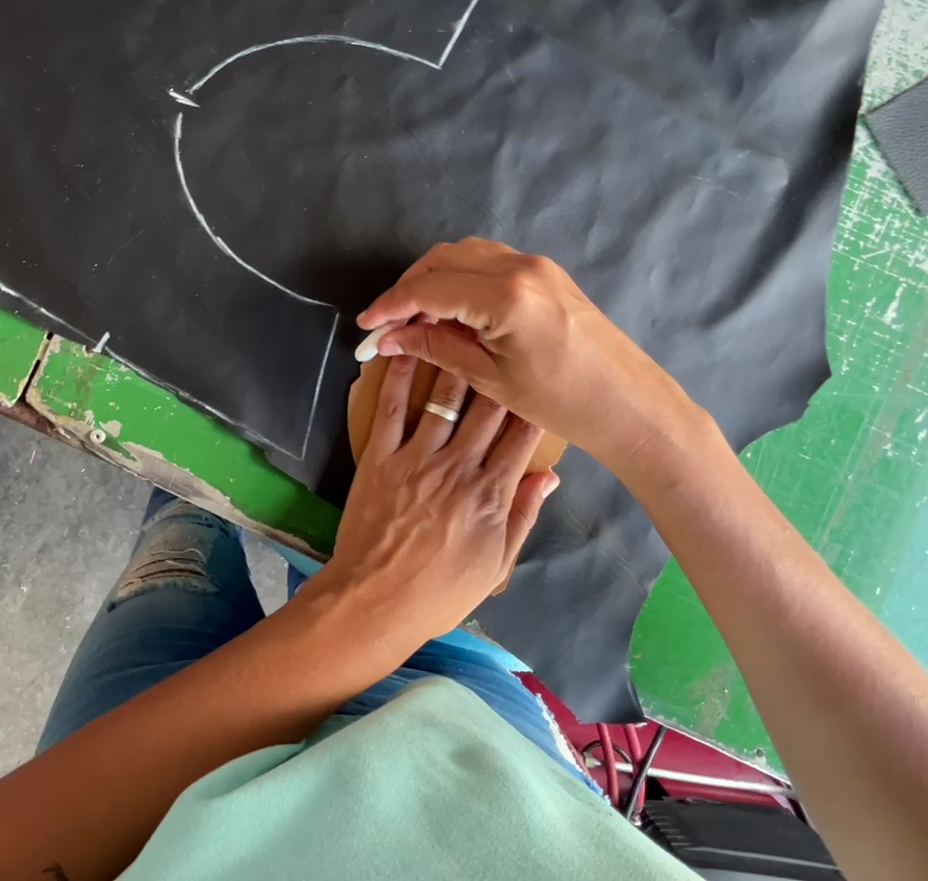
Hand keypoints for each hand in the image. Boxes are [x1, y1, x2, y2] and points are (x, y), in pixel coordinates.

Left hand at [308, 355, 557, 650]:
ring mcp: (417, 459)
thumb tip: (550, 476)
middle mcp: (459, 467)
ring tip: (464, 326)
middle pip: (488, 408)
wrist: (376, 601)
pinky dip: (399, 377)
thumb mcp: (496, 564)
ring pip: (445, 399)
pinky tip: (407, 348)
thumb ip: (523, 516)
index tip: (538, 375)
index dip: (533, 402)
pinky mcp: (380, 458)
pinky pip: (392, 409)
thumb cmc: (440, 591)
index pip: (523, 437)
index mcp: (492, 493)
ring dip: (456, 360)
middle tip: (505, 335)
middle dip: (500, 369)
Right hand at [356, 237, 713, 477]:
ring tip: (417, 319)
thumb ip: (435, 348)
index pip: (428, 289)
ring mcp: (537, 265)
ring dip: (433, 279)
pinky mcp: (547, 273)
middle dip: (408, 288)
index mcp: (504, 295)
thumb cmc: (563, 401)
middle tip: (387, 324)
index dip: (390, 306)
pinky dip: (460, 278)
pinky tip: (453, 310)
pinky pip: (488, 262)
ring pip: (464, 255)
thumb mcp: (490, 378)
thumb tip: (389, 338)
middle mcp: (519, 267)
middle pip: (442, 259)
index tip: (365, 325)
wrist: (630, 404)